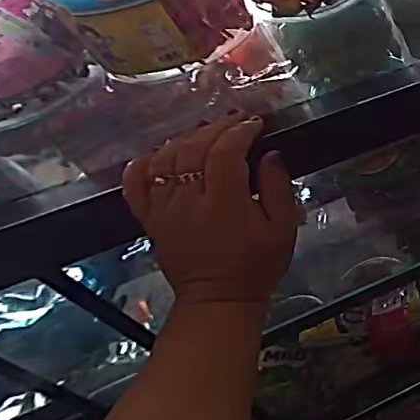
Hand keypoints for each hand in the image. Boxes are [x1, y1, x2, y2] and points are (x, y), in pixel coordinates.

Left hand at [122, 117, 298, 310]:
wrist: (218, 298)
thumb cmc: (258, 263)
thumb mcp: (283, 227)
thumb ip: (278, 188)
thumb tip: (271, 155)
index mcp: (225, 204)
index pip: (224, 153)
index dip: (240, 132)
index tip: (257, 124)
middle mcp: (188, 202)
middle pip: (193, 149)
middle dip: (217, 128)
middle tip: (238, 121)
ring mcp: (163, 210)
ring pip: (165, 159)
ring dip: (187, 138)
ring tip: (208, 131)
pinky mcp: (150, 218)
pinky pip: (136, 183)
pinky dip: (146, 161)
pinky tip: (163, 151)